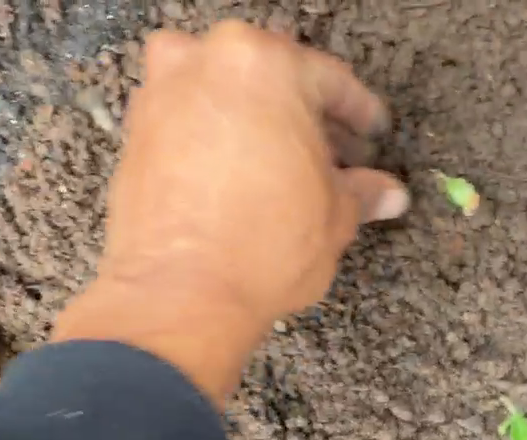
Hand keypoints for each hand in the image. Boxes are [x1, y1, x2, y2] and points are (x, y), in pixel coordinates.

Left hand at [53, 22, 407, 403]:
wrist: (185, 291)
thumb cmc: (261, 248)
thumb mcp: (336, 217)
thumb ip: (362, 191)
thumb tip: (386, 193)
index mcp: (266, 67)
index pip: (330, 79)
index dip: (361, 112)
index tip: (373, 131)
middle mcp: (206, 62)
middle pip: (276, 79)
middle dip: (311, 118)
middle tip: (341, 156)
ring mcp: (165, 92)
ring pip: (232, 96)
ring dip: (267, 128)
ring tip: (296, 173)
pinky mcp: (139, 130)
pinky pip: (197, 121)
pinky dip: (227, 142)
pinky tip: (253, 180)